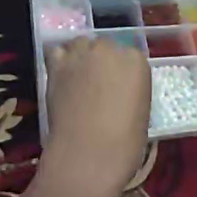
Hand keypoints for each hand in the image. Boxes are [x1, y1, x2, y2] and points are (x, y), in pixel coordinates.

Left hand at [40, 38, 150, 196]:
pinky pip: (56, 53)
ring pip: (80, 44)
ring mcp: (81, 55)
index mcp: (137, 62)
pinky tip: (61, 76)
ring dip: (80, 57)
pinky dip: (58, 61)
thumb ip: (130, 92)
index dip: (122, 71)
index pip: (130, 55)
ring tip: (78, 78)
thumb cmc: (125, 143)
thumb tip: (118, 94)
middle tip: (97, 84)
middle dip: (101, 61)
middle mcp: (109, 50)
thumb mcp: (141, 112)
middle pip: (104, 46)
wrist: (89, 152)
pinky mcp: (57, 65)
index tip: (117, 86)